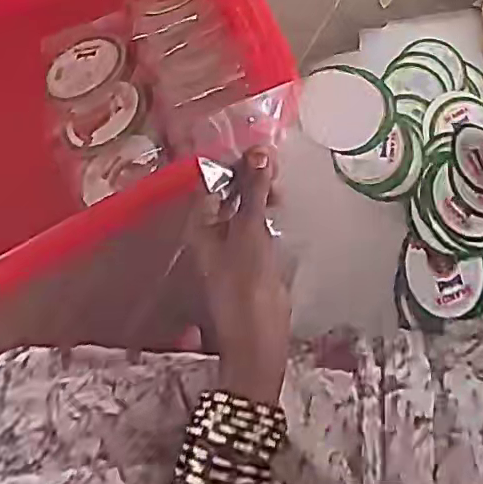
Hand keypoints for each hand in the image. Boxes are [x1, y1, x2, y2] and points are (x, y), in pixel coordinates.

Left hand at [186, 147, 289, 404]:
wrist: (258, 333)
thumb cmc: (245, 281)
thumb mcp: (250, 230)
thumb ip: (254, 190)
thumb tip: (260, 151)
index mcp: (202, 223)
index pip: (213, 179)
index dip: (236, 161)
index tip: (263, 149)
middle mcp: (212, 228)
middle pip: (229, 188)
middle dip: (250, 172)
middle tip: (276, 164)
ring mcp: (231, 240)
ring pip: (244, 201)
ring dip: (260, 187)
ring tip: (280, 184)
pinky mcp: (250, 250)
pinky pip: (256, 217)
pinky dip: (266, 205)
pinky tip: (280, 202)